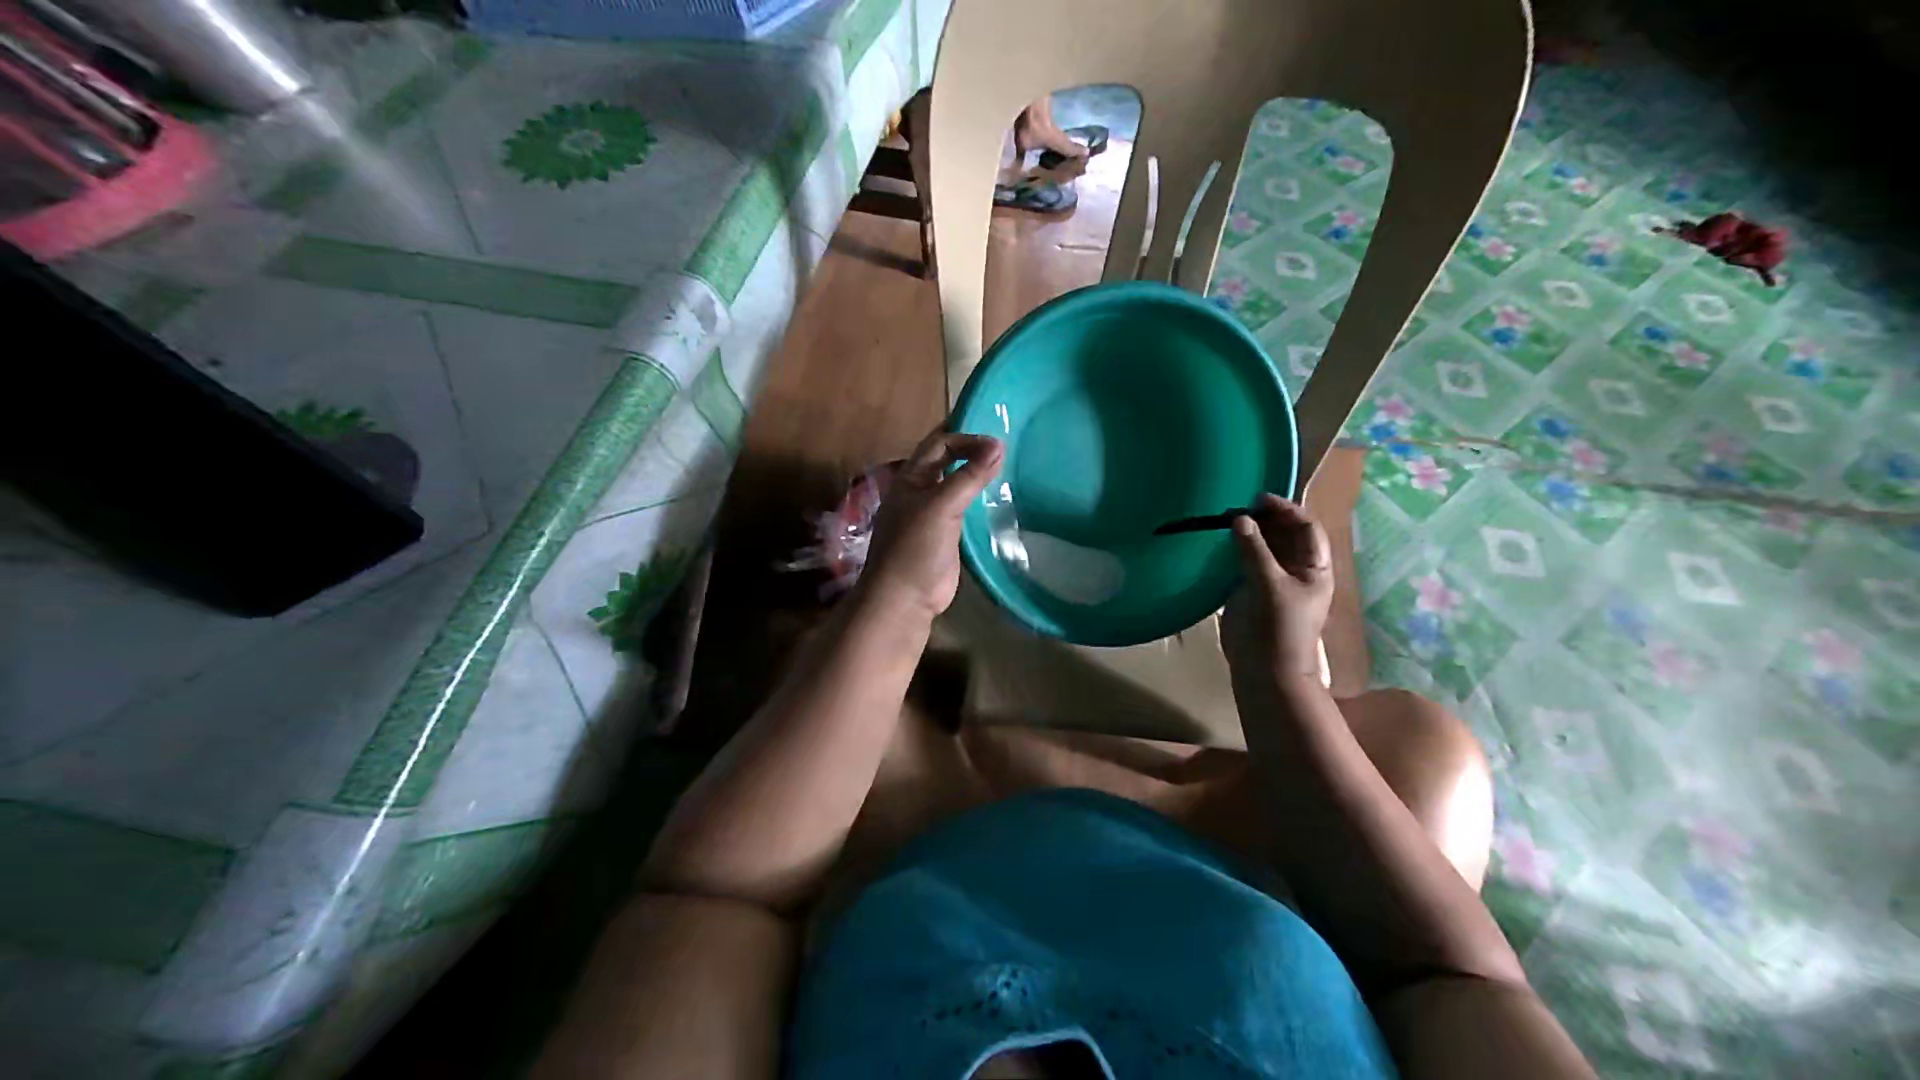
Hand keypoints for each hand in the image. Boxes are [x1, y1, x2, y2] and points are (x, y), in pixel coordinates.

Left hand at [859, 429, 1003, 618]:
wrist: (905, 597)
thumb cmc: (916, 547)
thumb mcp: (941, 506)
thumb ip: (969, 476)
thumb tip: (999, 445)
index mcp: (910, 477)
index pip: (939, 444)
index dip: (966, 438)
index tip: (998, 444)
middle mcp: (920, 490)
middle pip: (947, 460)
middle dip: (971, 450)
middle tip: (1006, 446)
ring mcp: (932, 512)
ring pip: (956, 482)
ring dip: (977, 473)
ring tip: (1008, 466)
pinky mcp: (946, 533)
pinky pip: (964, 506)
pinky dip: (980, 497)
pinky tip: (1000, 497)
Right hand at [1220, 494, 1333, 680]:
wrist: (1265, 669)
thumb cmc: (1279, 628)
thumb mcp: (1270, 586)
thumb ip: (1255, 550)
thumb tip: (1239, 518)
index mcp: (1314, 567)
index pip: (1306, 527)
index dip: (1286, 509)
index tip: (1258, 499)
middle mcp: (1295, 569)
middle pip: (1283, 533)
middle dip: (1264, 518)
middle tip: (1237, 507)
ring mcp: (1271, 579)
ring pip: (1262, 545)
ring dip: (1247, 531)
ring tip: (1225, 518)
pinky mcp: (1249, 589)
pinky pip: (1243, 560)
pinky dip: (1233, 548)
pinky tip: (1219, 540)